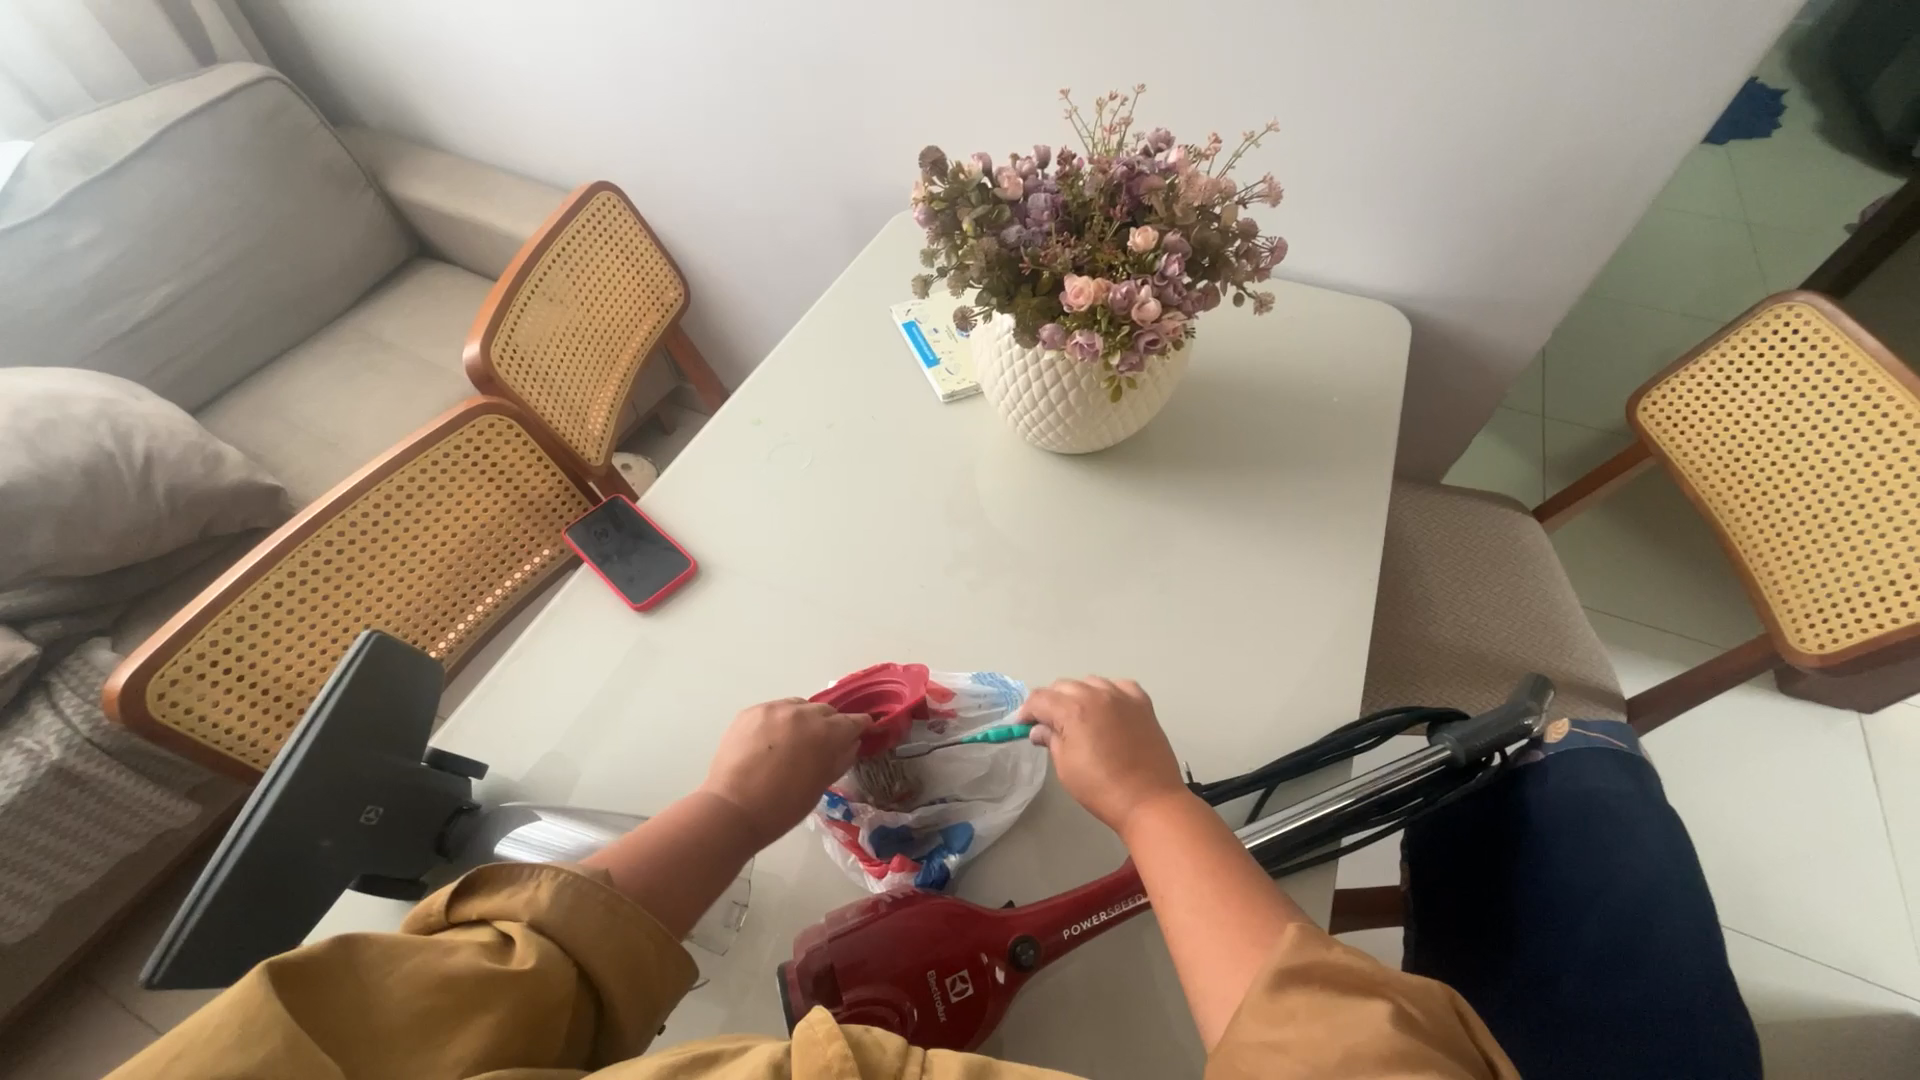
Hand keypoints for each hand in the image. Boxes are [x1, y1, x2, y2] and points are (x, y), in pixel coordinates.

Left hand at [699, 699, 869, 847]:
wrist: (733, 810)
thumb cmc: (783, 806)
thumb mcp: (821, 786)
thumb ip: (841, 759)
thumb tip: (851, 743)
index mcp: (826, 732)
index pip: (853, 721)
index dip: (859, 726)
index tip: (860, 732)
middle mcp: (803, 713)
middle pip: (825, 711)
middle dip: (828, 725)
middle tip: (820, 745)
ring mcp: (774, 709)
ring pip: (798, 707)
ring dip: (802, 720)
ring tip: (791, 742)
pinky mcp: (751, 711)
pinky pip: (773, 711)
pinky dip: (777, 722)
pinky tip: (769, 743)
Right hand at [1021, 677, 1190, 838]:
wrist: (1149, 801)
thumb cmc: (1101, 789)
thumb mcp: (1065, 767)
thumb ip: (1051, 740)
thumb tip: (1039, 729)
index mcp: (1073, 710)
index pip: (1039, 699)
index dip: (1027, 712)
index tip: (1024, 726)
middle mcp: (1096, 694)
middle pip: (1062, 686)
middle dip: (1051, 702)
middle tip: (1050, 725)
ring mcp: (1122, 696)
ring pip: (1089, 682)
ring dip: (1078, 695)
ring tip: (1079, 718)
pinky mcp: (1142, 702)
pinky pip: (1118, 686)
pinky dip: (1107, 693)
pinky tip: (1107, 709)